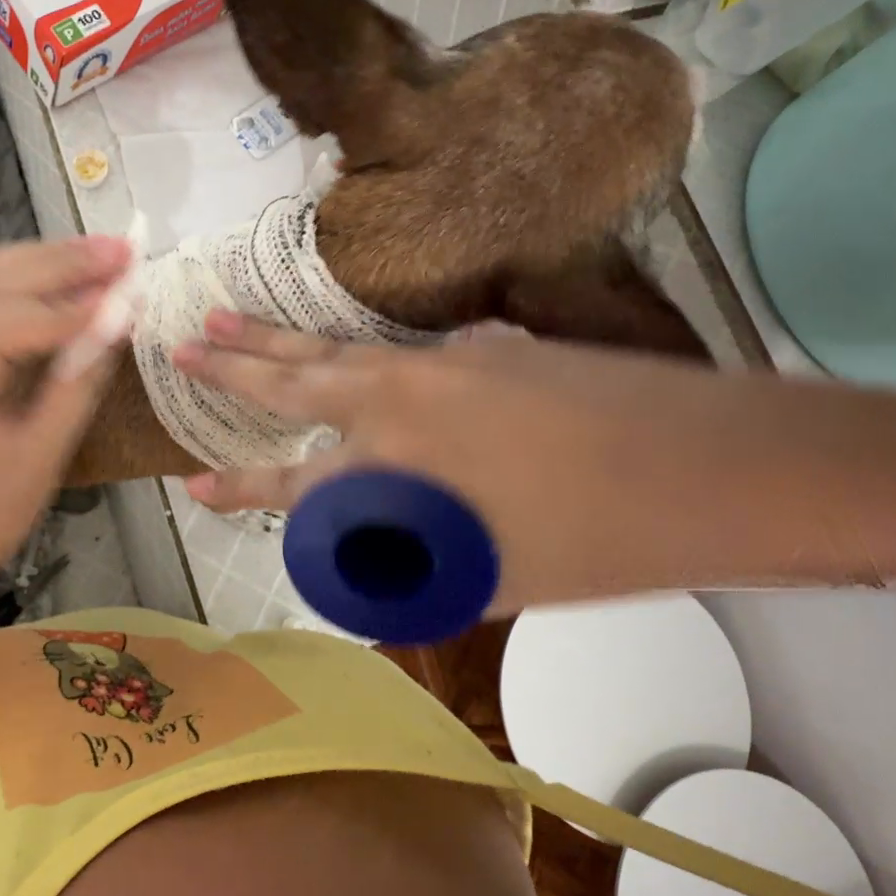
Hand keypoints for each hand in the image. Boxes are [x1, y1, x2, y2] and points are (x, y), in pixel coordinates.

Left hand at [0, 237, 131, 589]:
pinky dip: (7, 275)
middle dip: (52, 265)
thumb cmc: (1, 506)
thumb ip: (79, 381)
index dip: (61, 307)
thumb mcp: (48, 454)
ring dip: (33, 260)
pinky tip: (51, 266)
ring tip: (94, 251)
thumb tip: (119, 314)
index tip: (120, 292)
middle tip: (118, 250)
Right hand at [172, 311, 870, 612]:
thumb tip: (353, 542)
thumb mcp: (479, 579)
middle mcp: (393, 404)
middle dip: (230, 362)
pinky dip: (366, 354)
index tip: (188, 483)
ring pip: (334, 347)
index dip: (232, 485)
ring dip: (277, 337)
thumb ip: (401, 558)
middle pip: (290, 378)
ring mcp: (437, 363)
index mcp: (383, 470)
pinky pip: (403, 351)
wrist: (712, 467)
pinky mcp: (483, 347)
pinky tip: (363, 359)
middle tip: (184, 341)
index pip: (283, 480)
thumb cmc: (589, 545)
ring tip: (230, 317)